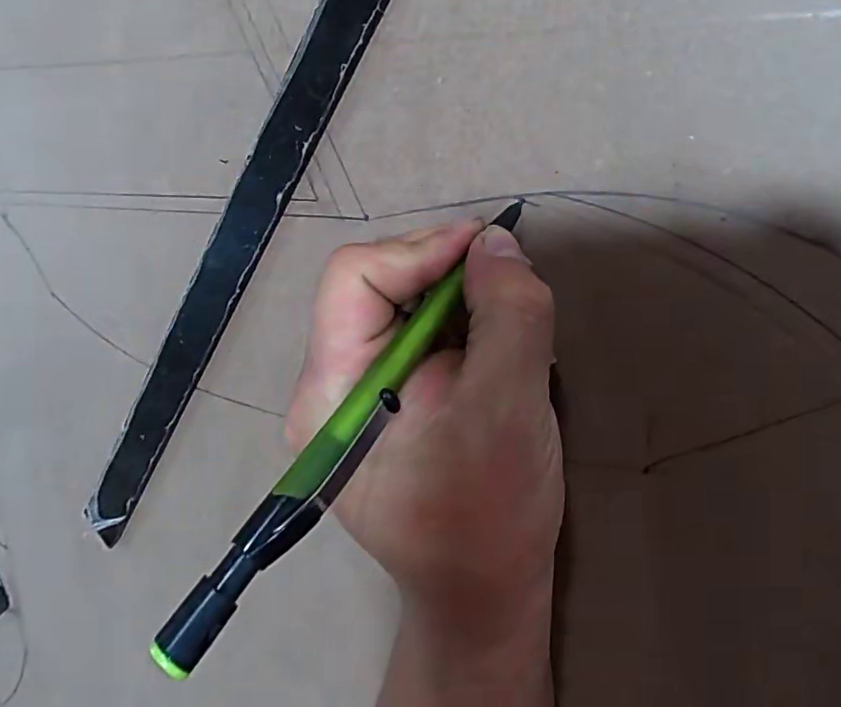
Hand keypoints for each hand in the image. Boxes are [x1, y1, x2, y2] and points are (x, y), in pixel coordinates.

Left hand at [286, 218, 561, 704]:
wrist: (483, 597)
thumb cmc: (490, 516)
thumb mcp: (509, 408)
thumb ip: (508, 316)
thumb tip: (496, 242)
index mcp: (332, 387)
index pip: (354, 277)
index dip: (420, 249)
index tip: (485, 246)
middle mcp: (331, 380)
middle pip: (376, 283)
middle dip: (443, 268)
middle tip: (504, 273)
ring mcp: (357, 388)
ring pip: (401, 301)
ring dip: (457, 292)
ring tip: (507, 307)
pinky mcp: (386, 395)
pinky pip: (417, 330)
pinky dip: (460, 318)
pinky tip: (494, 335)